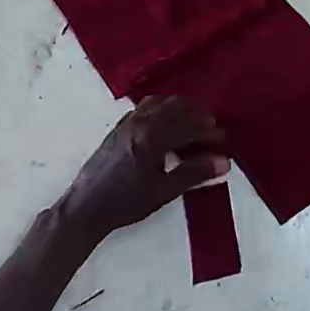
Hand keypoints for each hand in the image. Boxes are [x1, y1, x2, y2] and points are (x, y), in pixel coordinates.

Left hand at [57, 97, 228, 241]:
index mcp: (152, 136)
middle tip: (211, 128)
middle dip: (196, 115)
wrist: (86, 207)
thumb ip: (194, 173)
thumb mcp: (164, 191)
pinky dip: (159, 110)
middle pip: (174, 107)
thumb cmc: (126, 202)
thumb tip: (223, 162)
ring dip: (177, 109)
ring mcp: (126, 123)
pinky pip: (143, 109)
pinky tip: (164, 126)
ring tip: (191, 123)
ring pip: (158, 103)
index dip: (209, 132)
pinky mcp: (117, 128)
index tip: (223, 140)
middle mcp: (139, 122)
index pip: (189, 126)